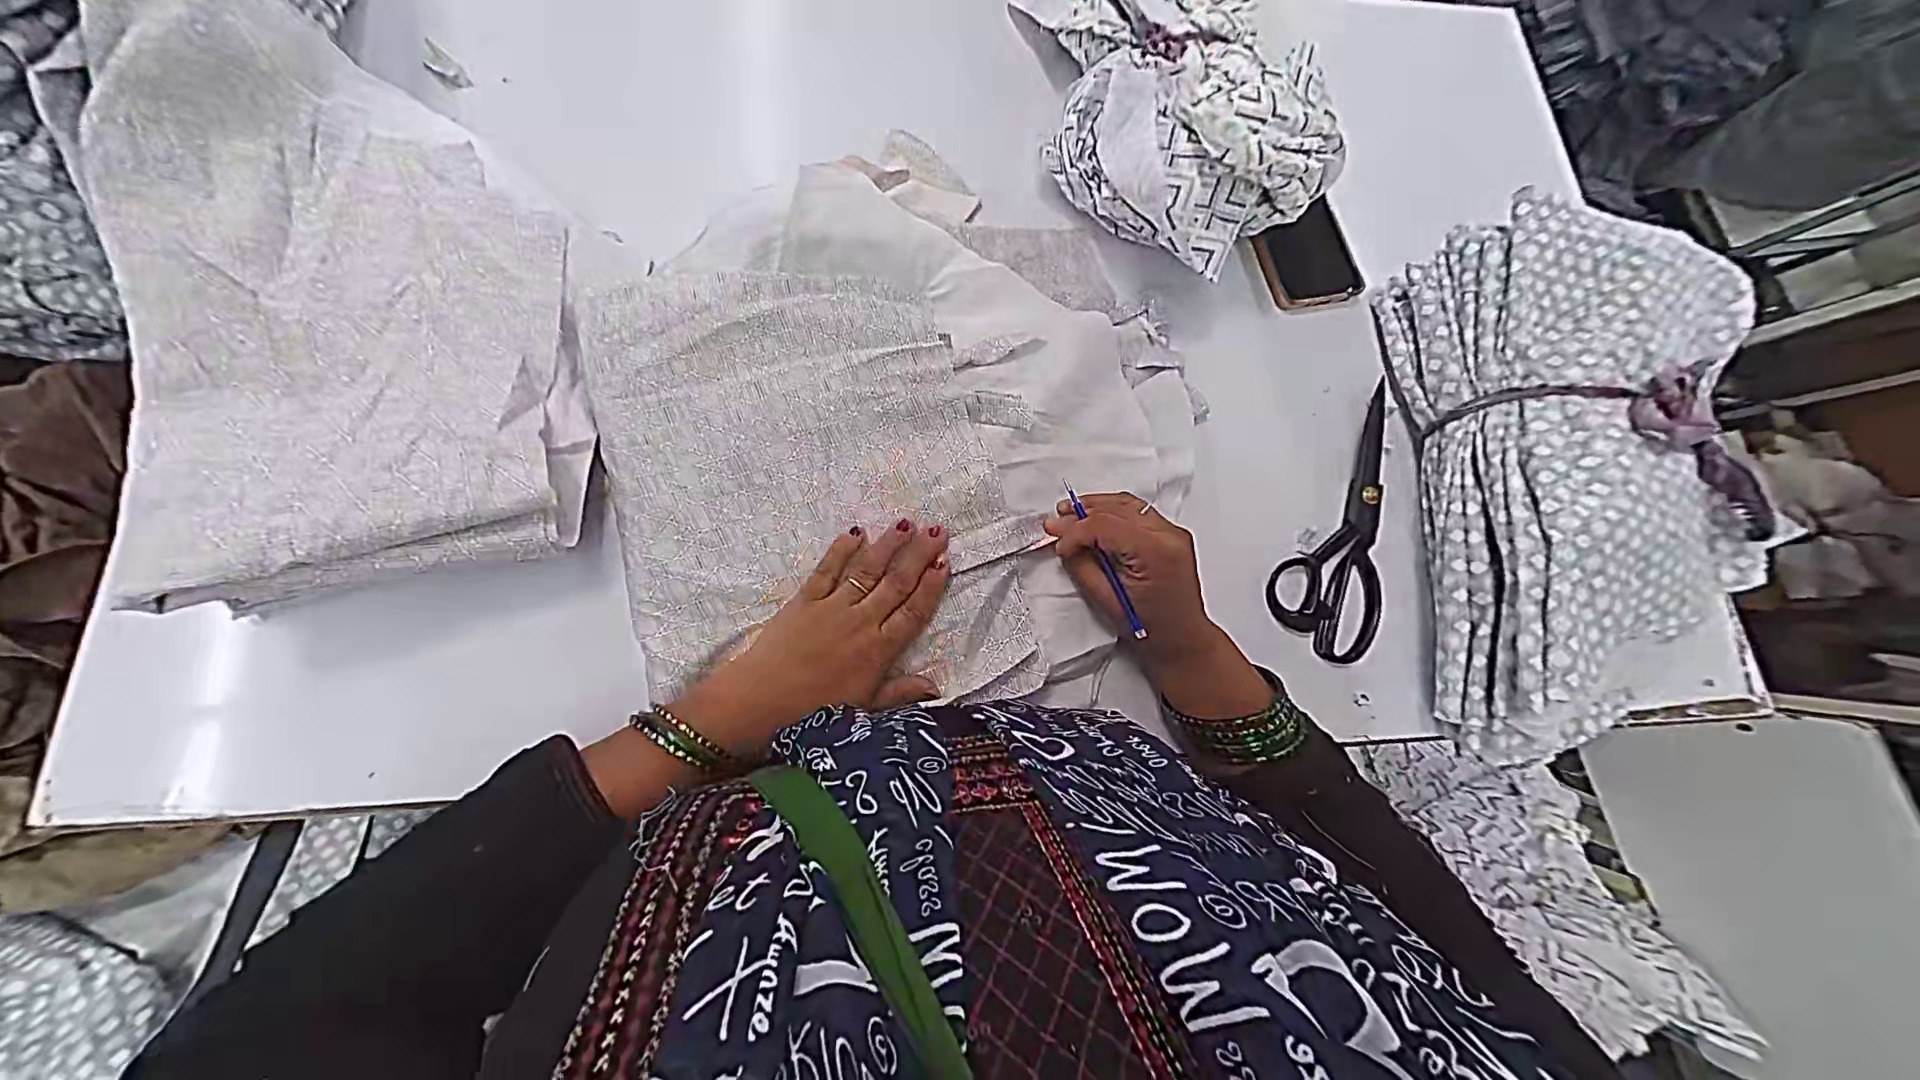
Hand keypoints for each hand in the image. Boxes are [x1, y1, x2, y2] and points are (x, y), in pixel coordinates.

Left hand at [674, 519, 951, 755]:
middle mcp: (861, 622)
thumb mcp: (864, 710)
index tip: (945, 563)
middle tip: (937, 531)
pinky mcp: (804, 600)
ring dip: (888, 545)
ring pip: (867, 570)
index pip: (914, 611)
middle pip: (897, 583)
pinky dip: (841, 550)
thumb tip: (936, 687)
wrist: (758, 704)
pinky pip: (827, 570)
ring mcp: (832, 607)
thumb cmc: (812, 714)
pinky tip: (855, 533)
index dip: (931, 586)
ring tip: (905, 523)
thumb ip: (900, 693)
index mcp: (879, 650)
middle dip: (919, 555)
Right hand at [1045, 493, 1267, 719]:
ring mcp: (1172, 532)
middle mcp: (1168, 536)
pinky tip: (1094, 517)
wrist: (1182, 639)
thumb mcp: (1107, 600)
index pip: (1104, 525)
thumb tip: (1066, 544)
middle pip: (1115, 508)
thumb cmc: (1151, 629)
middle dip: (1080, 514)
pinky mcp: (1170, 534)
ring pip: (1126, 504)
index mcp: (1154, 552)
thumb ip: (1084, 566)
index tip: (1060, 546)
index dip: (1075, 532)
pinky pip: (1137, 511)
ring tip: (1070, 513)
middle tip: (1056, 523)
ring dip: (1095, 506)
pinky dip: (1112, 511)